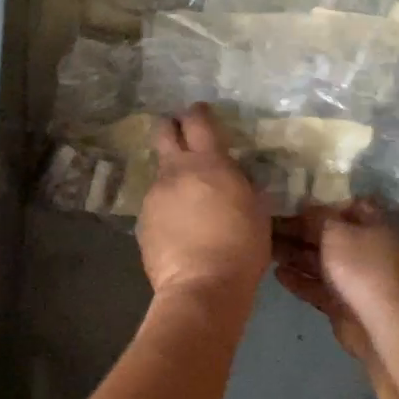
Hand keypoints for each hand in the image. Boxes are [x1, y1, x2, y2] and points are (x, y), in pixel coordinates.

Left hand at [138, 105, 269, 308]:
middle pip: (164, 132)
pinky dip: (167, 208)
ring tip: (189, 201)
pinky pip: (155, 204)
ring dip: (173, 178)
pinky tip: (179, 229)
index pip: (198, 121)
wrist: (202, 287)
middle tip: (184, 137)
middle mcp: (176, 171)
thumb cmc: (241, 248)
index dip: (198, 112)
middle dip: (172, 129)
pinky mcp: (142, 222)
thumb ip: (242, 186)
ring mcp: (154, 196)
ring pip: (161, 173)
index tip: (201, 111)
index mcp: (210, 163)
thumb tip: (235, 179)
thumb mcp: (257, 211)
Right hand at [272, 199, 398, 359]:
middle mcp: (364, 249)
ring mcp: (353, 277)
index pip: (346, 205)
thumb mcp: (336, 231)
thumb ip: (318, 216)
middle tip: (269, 224)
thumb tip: (307, 205)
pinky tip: (277, 273)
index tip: (293, 199)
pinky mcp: (341, 302)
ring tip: (267, 247)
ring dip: (295, 254)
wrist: (377, 323)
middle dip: (300, 230)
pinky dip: (299, 280)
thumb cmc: (359, 267)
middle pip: (328, 235)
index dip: (321, 201)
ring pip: (320, 262)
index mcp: (372, 225)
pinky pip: (316, 286)